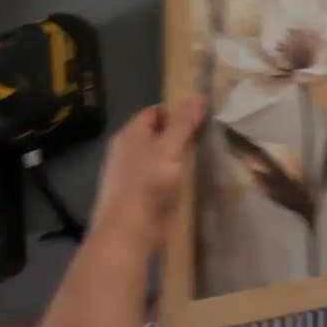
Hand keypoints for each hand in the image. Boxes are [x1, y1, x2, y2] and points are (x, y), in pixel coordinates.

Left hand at [93, 97, 205, 253]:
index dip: (176, 112)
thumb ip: (184, 121)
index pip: (155, 111)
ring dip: (173, 159)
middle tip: (202, 140)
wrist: (127, 231)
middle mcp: (124, 151)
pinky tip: (182, 187)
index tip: (199, 119)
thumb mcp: (172, 146)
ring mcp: (125, 176)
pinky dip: (168, 180)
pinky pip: (154, 180)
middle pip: (155, 135)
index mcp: (129, 134)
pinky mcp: (132, 199)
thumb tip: (198, 95)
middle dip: (177, 136)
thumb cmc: (149, 182)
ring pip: (155, 158)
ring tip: (197, 163)